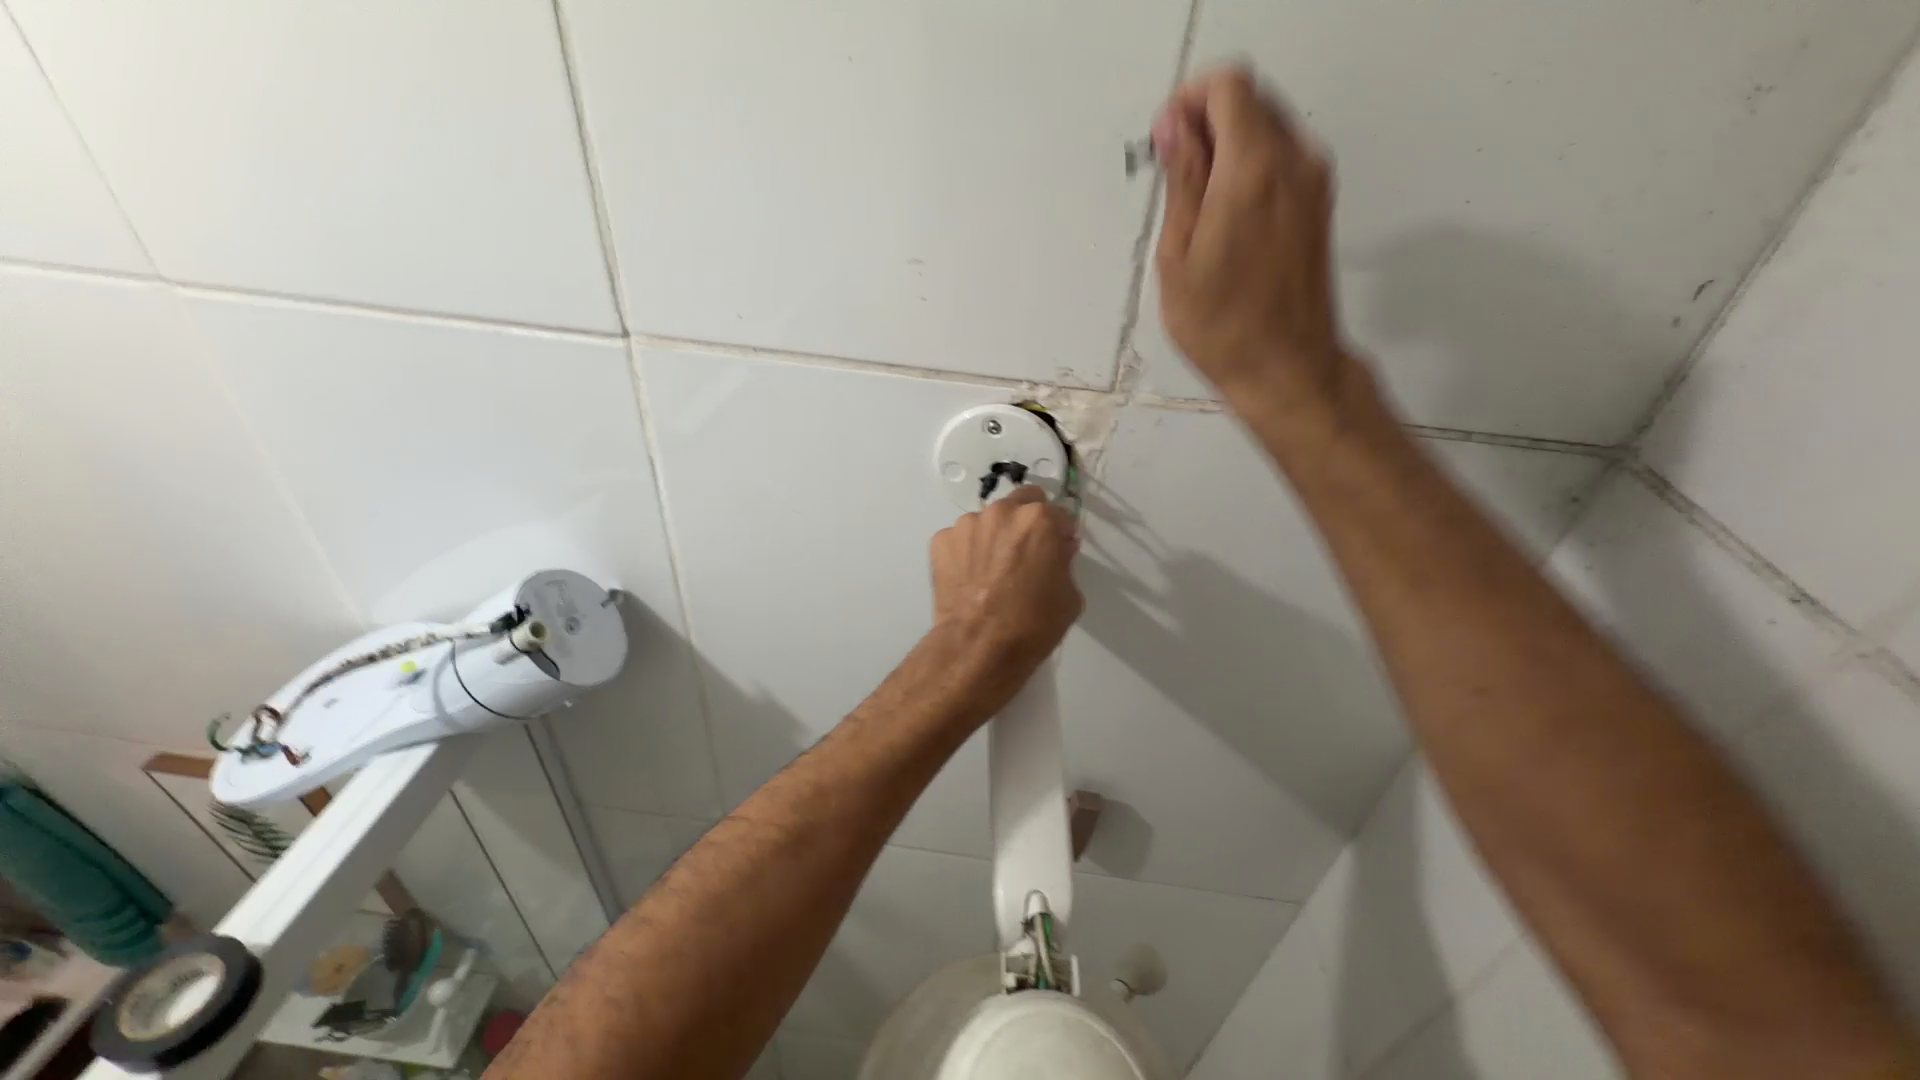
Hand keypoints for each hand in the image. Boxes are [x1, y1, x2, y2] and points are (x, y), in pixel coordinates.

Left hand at [930, 485, 1082, 678]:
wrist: (978, 646)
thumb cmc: (1033, 623)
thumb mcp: (1069, 595)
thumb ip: (1064, 562)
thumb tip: (1057, 549)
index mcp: (1038, 519)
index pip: (1058, 514)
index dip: (1060, 534)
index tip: (1058, 552)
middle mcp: (1001, 512)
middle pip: (1020, 505)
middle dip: (1026, 523)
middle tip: (1025, 554)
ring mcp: (966, 524)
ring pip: (987, 521)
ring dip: (994, 537)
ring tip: (992, 571)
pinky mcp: (941, 541)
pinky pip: (961, 540)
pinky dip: (967, 552)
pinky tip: (970, 579)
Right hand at [1153, 67, 1356, 417]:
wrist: (1285, 367)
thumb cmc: (1227, 327)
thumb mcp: (1178, 254)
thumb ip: (1182, 179)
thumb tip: (1176, 130)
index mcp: (1252, 172)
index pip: (1227, 87)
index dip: (1188, 103)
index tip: (1167, 139)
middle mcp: (1293, 166)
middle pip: (1250, 99)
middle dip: (1206, 120)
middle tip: (1176, 169)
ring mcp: (1313, 183)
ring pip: (1267, 125)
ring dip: (1228, 143)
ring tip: (1197, 200)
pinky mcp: (1318, 204)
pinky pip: (1282, 156)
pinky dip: (1250, 164)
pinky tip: (1224, 212)